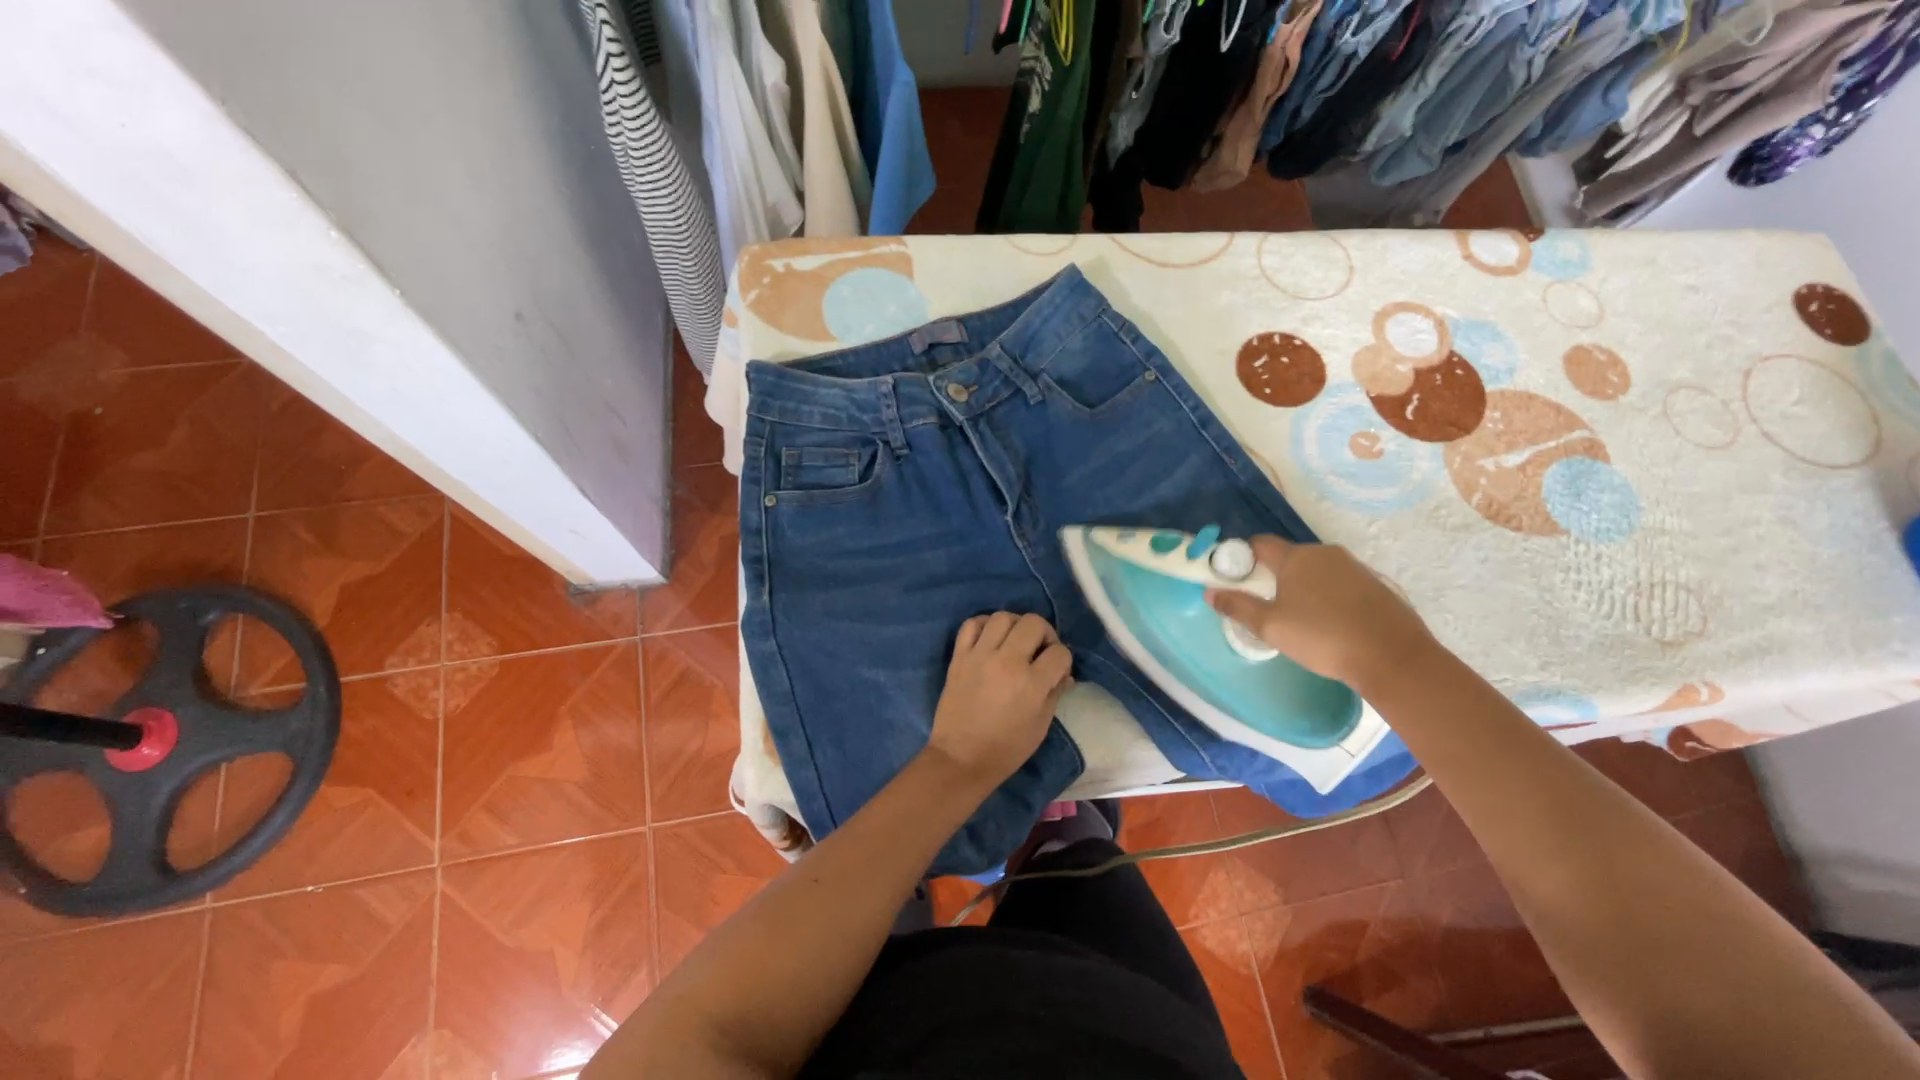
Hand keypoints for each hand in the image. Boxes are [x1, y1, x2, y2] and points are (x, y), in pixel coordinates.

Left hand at [924, 612, 1074, 786]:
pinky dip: (983, 625)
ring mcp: (979, 656)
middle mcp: (1007, 661)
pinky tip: (990, 639)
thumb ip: (1054, 693)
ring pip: (1002, 617)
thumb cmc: (1007, 749)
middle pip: (1033, 623)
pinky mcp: (959, 657)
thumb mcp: (1041, 725)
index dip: (1063, 661)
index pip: (1060, 652)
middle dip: (1045, 634)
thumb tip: (1065, 674)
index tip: (1057, 671)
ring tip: (1015, 642)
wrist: (961, 758)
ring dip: (1015, 625)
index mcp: (1031, 683)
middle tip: (1040, 651)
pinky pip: (971, 624)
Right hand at [1206, 536, 1436, 691]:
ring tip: (1300, 618)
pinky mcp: (1376, 584)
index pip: (1259, 544)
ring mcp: (1355, 566)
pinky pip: (1341, 583)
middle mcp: (1325, 553)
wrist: (1392, 656)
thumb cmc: (1322, 638)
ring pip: (1317, 570)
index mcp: (1296, 557)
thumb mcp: (1271, 627)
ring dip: (1303, 586)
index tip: (1235, 580)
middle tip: (1266, 606)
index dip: (1242, 557)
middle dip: (1273, 575)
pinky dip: (1329, 596)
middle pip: (1289, 557)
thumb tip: (1210, 591)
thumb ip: (1238, 606)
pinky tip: (1331, 624)